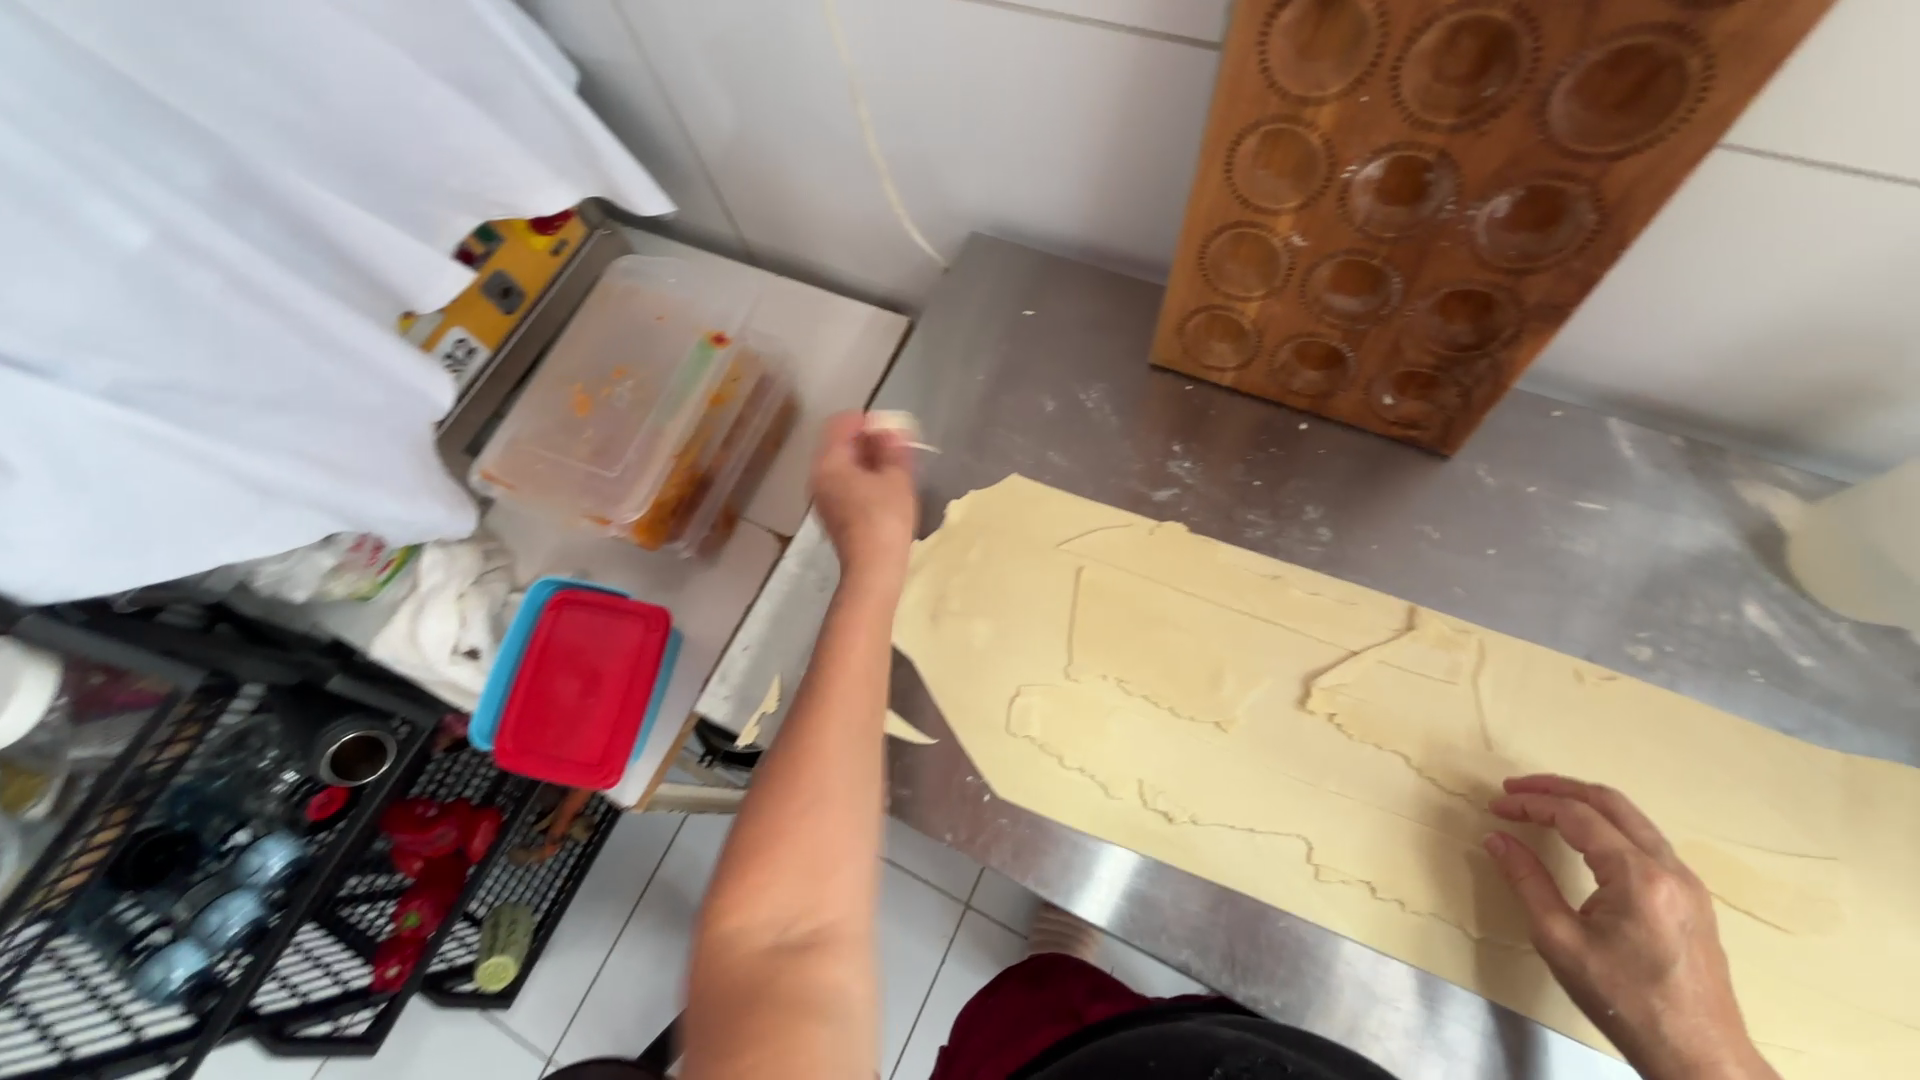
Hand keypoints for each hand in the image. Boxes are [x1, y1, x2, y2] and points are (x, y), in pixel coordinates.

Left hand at [810, 411, 916, 587]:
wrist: (873, 569)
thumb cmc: (886, 519)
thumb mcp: (897, 478)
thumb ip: (893, 447)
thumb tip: (890, 430)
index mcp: (829, 462)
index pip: (840, 423)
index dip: (867, 420)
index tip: (891, 429)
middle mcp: (817, 476)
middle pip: (838, 444)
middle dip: (867, 440)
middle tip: (896, 447)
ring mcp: (821, 496)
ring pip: (841, 465)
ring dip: (865, 460)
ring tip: (893, 468)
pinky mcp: (830, 513)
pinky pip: (842, 483)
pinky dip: (860, 478)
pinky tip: (882, 489)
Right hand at [1483, 775, 1777, 1079]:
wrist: (1699, 1057)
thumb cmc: (1623, 1000)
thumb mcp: (1560, 940)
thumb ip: (1527, 881)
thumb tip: (1496, 838)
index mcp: (1639, 876)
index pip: (1577, 815)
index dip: (1531, 804)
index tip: (1496, 806)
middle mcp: (1671, 869)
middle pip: (1611, 803)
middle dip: (1558, 788)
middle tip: (1515, 789)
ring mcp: (1688, 883)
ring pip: (1632, 818)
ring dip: (1584, 803)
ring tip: (1542, 806)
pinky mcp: (1692, 899)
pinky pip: (1645, 841)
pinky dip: (1606, 825)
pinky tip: (1582, 839)